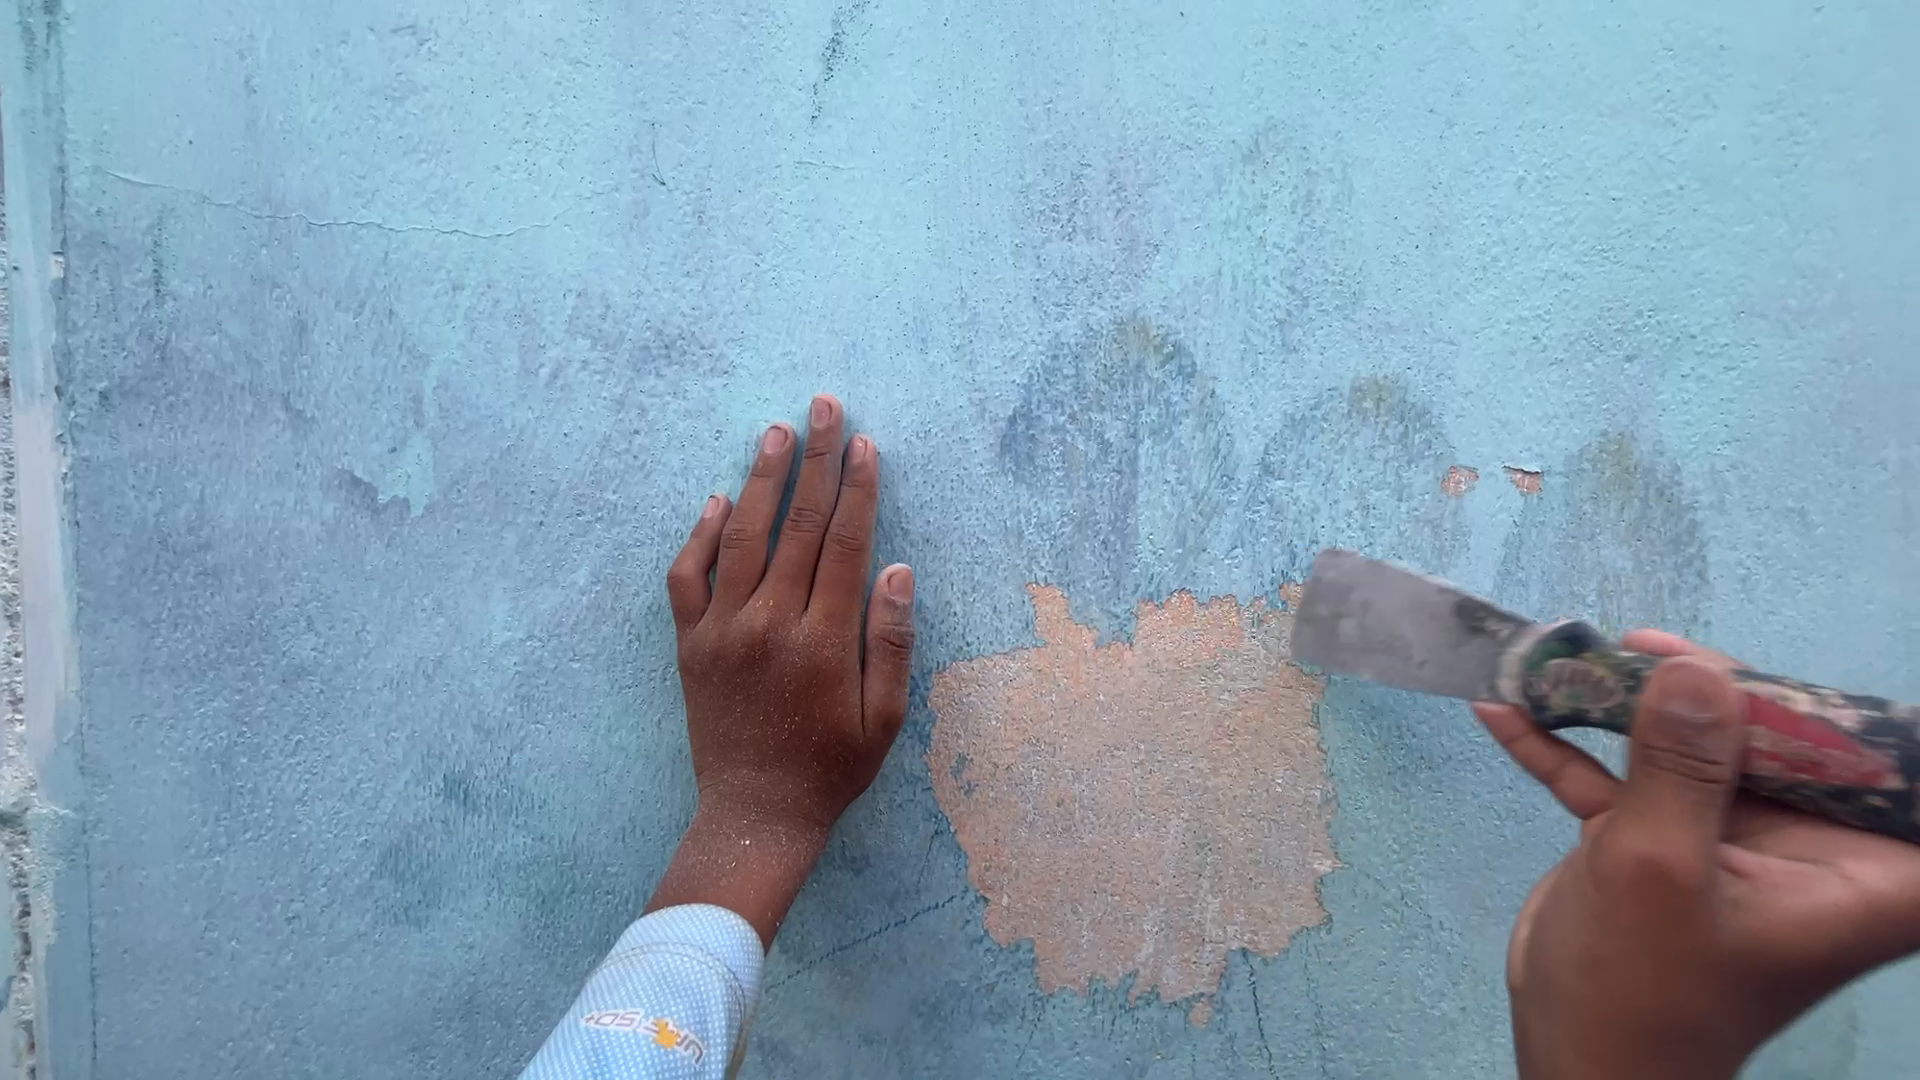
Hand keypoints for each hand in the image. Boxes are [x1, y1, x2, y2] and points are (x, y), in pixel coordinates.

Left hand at [646, 394, 915, 946]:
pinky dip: (699, 536)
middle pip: (799, 526)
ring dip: (762, 480)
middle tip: (824, 406)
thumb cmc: (832, 769)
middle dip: (817, 460)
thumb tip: (897, 568)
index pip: (845, 544)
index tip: (865, 443)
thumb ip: (890, 641)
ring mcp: (722, 631)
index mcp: (825, 640)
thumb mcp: (886, 718)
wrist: (754, 816)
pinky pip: (686, 578)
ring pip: (741, 537)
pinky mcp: (690, 645)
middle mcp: (770, 623)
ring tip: (776, 431)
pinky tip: (716, 500)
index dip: (858, 489)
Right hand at [1475, 631, 1919, 1079]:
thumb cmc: (1645, 974)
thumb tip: (1694, 666)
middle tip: (1619, 648)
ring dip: (1610, 710)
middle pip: (1758, 739)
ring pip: (1676, 749)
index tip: (1708, 663)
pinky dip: (1557, 748)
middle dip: (1684, 691)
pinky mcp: (1650, 837)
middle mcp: (1803, 844)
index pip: (1868, 758)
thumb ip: (1680, 765)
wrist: (1576, 1042)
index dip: (1803, 700)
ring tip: (1554, 664)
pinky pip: (1609, 778)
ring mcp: (1718, 837)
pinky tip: (1500, 714)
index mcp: (1865, 867)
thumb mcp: (1660, 862)